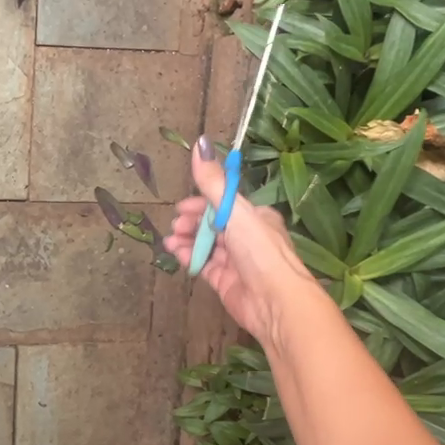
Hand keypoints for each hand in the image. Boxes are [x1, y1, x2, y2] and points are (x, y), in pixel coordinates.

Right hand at [165, 137, 320, 345]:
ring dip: (187, 240)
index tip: (180, 208)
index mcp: (256, 217)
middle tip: (175, 226)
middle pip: (213, 224)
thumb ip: (213, 182)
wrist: (274, 301)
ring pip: (206, 245)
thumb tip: (199, 143)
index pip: (224, 204)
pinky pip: (204, 265)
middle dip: (191, 223)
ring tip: (170, 242)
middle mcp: (247, 237)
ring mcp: (236, 261)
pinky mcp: (226, 282)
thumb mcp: (234, 211)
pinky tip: (176, 255)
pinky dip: (189, 258)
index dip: (201, 203)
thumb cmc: (259, 251)